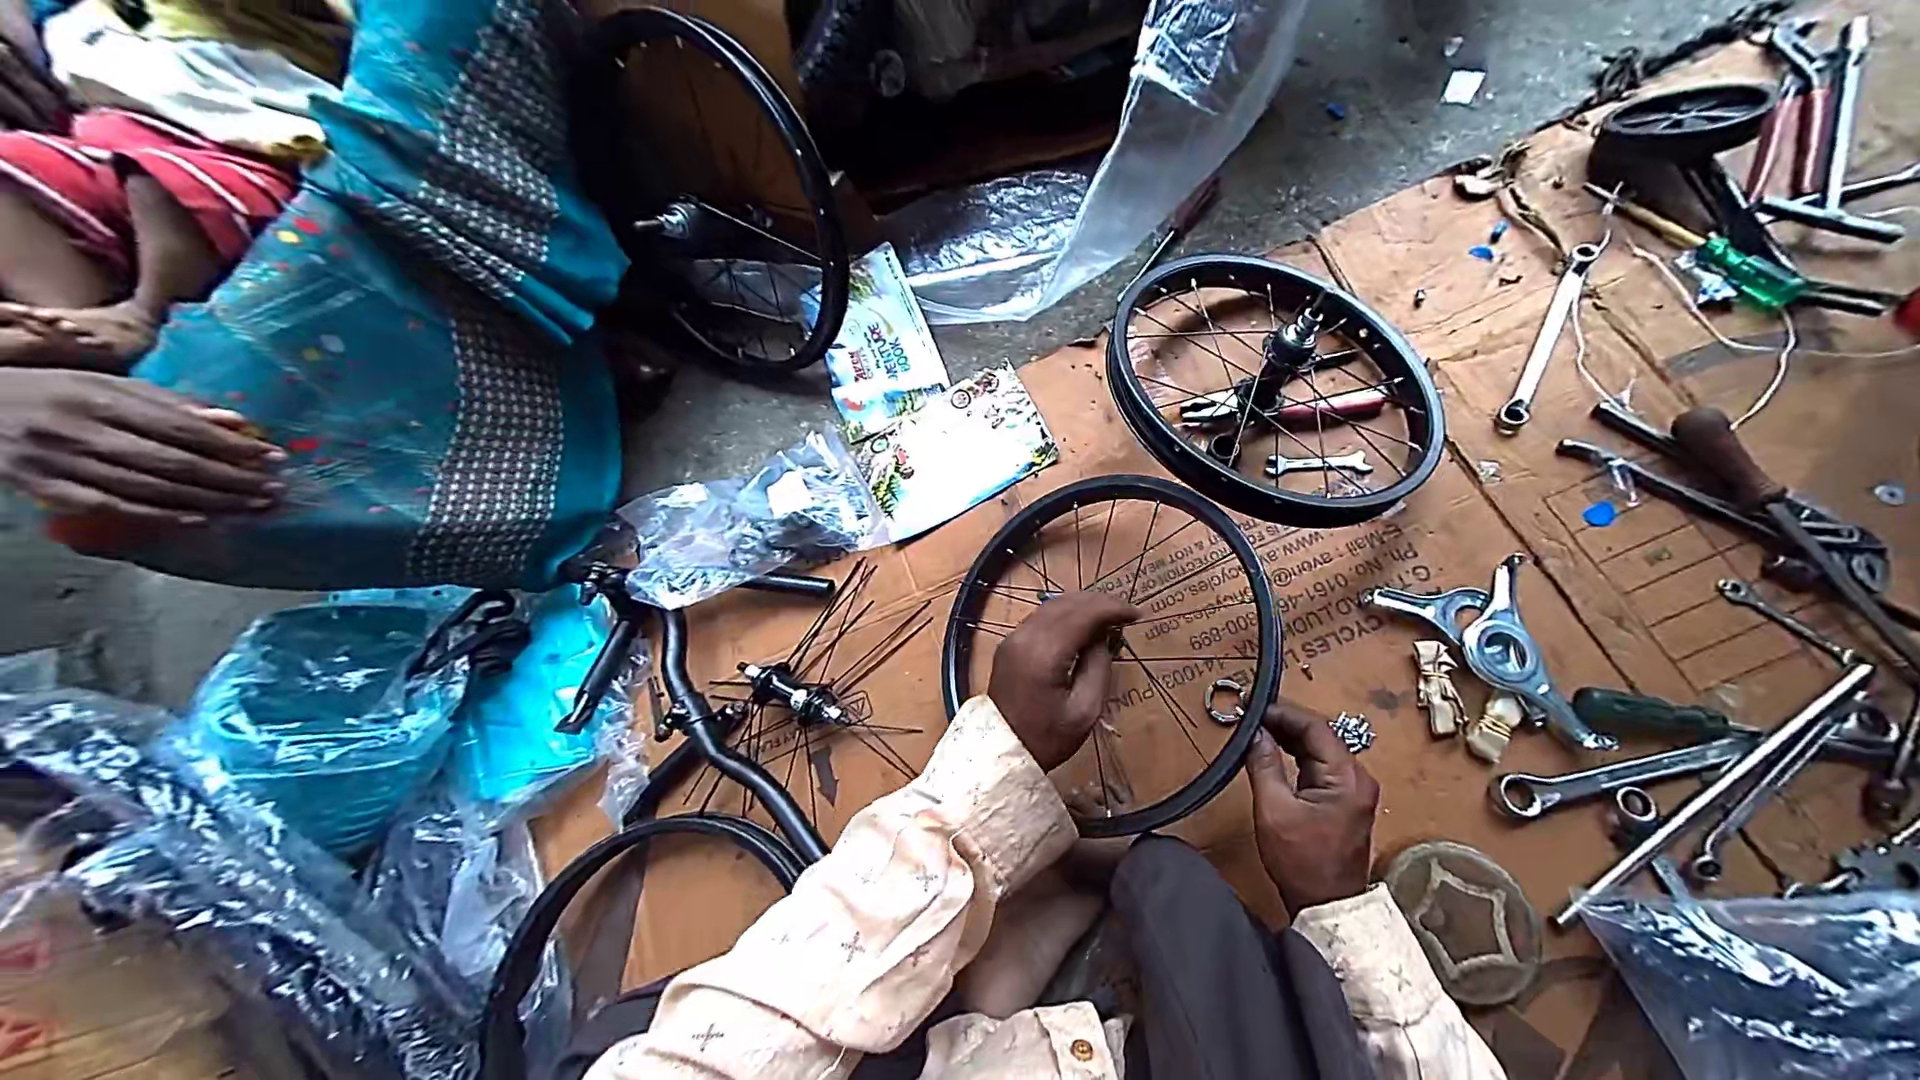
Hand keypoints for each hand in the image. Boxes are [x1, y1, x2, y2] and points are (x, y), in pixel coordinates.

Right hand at [0, 370, 283, 525]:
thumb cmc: (54, 393)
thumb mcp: (110, 386)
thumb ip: (173, 404)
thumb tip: (237, 421)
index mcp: (99, 400)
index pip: (184, 429)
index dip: (235, 447)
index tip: (276, 459)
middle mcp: (78, 432)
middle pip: (175, 464)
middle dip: (233, 480)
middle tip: (275, 490)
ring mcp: (57, 463)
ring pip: (151, 489)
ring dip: (212, 502)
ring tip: (254, 507)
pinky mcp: (40, 488)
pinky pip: (113, 507)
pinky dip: (163, 516)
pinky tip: (203, 521)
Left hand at [988, 591, 1139, 769]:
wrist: (1002, 751)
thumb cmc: (1047, 737)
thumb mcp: (1085, 710)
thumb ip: (1098, 666)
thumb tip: (1102, 637)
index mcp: (1044, 652)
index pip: (1082, 614)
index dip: (1112, 609)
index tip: (1136, 614)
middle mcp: (1025, 636)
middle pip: (1066, 603)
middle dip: (1098, 602)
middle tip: (1125, 612)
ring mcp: (1013, 638)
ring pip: (1051, 606)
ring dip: (1081, 606)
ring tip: (1108, 616)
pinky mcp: (1009, 644)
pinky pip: (1040, 618)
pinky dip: (1064, 614)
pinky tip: (1082, 625)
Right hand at [1245, 702, 1379, 915]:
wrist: (1326, 904)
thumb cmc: (1302, 861)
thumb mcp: (1274, 808)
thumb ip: (1263, 764)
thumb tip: (1254, 732)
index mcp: (1347, 779)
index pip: (1316, 727)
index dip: (1284, 713)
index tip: (1255, 706)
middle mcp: (1358, 779)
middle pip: (1320, 734)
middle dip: (1285, 721)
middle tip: (1252, 714)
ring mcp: (1354, 789)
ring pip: (1320, 748)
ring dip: (1289, 736)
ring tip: (1257, 728)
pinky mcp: (1345, 798)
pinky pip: (1319, 763)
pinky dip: (1296, 753)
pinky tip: (1273, 749)